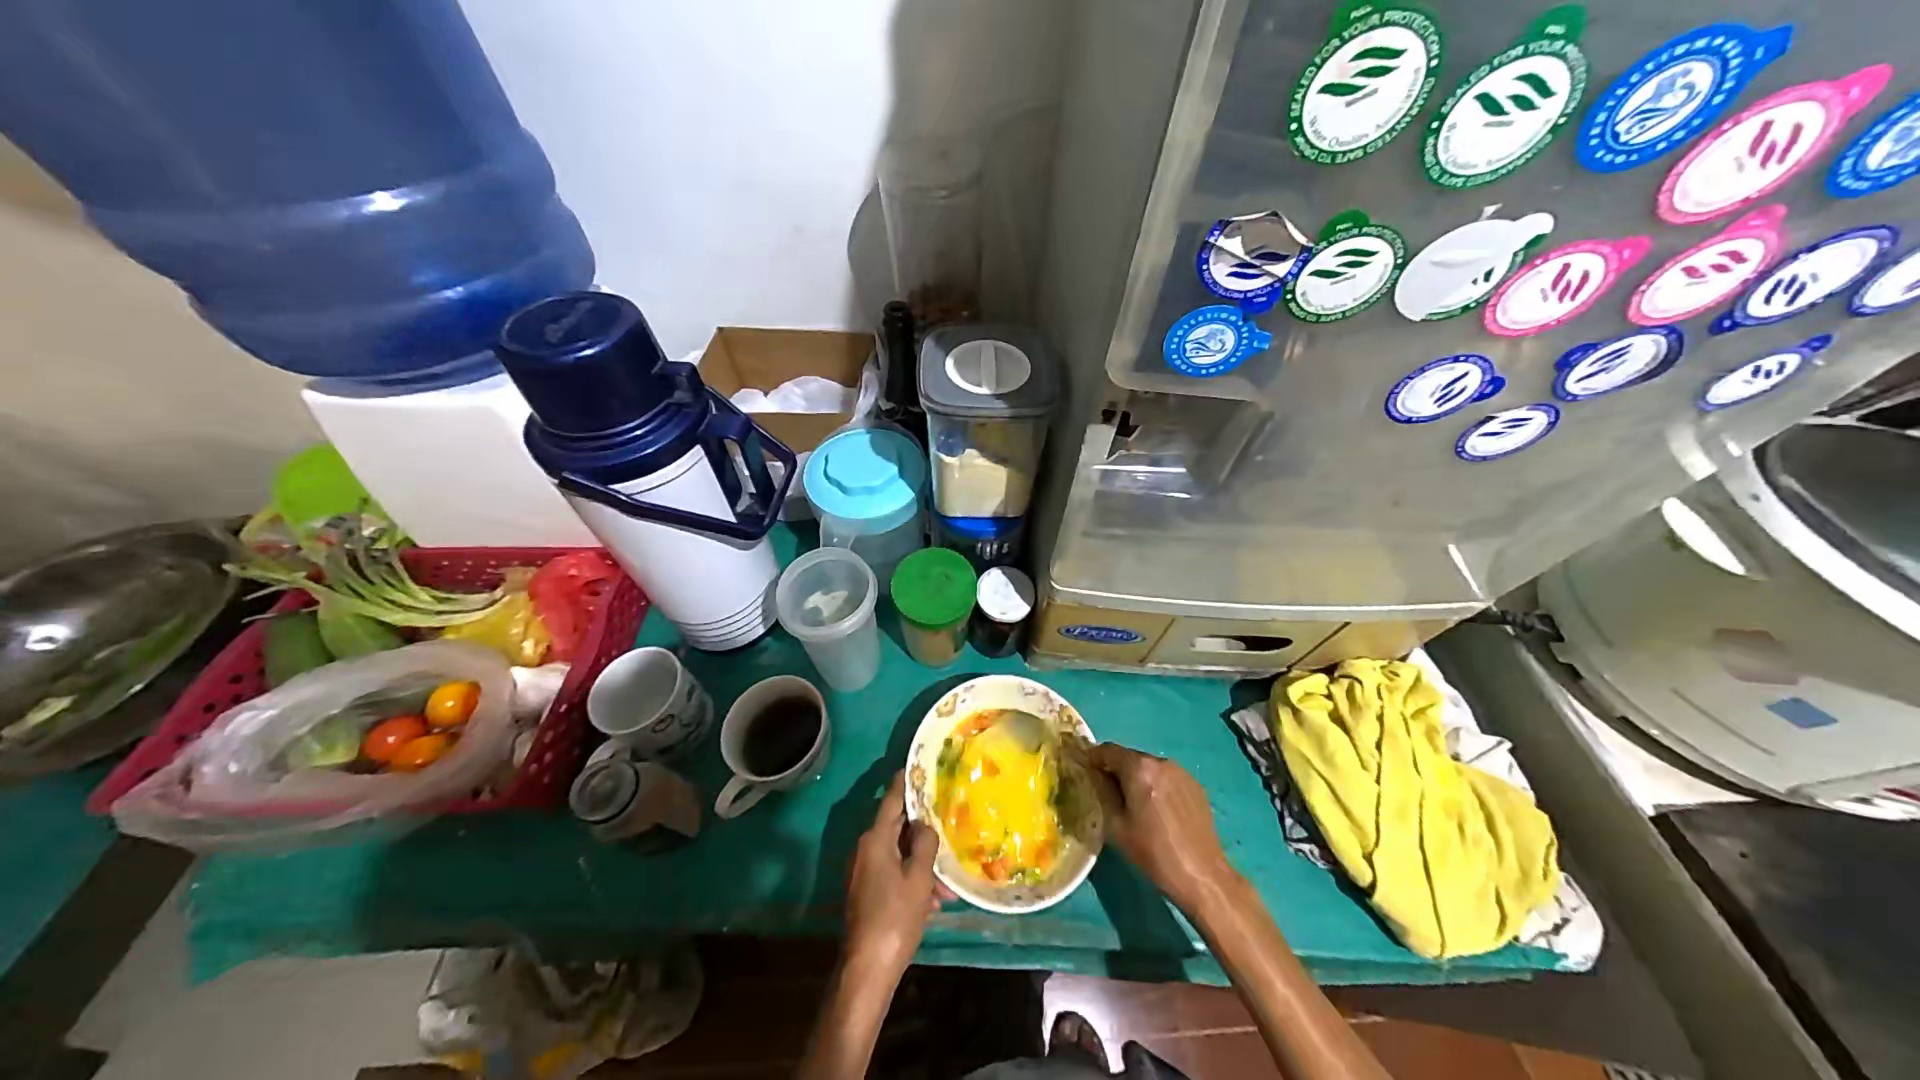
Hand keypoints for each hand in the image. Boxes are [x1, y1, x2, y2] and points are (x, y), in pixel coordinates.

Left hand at [843, 772, 940, 975]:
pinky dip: (912, 881)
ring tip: (947, 887)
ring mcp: (863, 871)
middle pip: (898, 828)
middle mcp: (865, 849)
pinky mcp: (867, 892)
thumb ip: (925, 845)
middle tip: (949, 829)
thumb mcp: (919, 878)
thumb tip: (925, 826)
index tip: (916, 766)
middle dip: (924, 834)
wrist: (868, 967)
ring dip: (922, 865)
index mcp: (875, 839)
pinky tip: (933, 902)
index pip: (892, 799)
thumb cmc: (895, 916)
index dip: (905, 781)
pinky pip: (893, 874)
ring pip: (899, 855)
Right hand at [1089, 743, 1242, 912]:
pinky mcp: (1195, 786)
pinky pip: (1166, 778)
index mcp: (1140, 768)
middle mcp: (1162, 762)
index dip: (1092, 758)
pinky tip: (1155, 811)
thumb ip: (1101, 791)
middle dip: (1114, 770)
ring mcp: (1182, 772)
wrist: (1202, 875)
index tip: (1083, 771)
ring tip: (1131, 805)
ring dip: (1135, 778)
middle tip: (1105, 793)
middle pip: (1129, 757)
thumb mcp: (1115, 825)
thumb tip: (1092, 773)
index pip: (1107, 750)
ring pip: (1148, 767)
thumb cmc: (1153, 852)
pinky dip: (1154, 786)